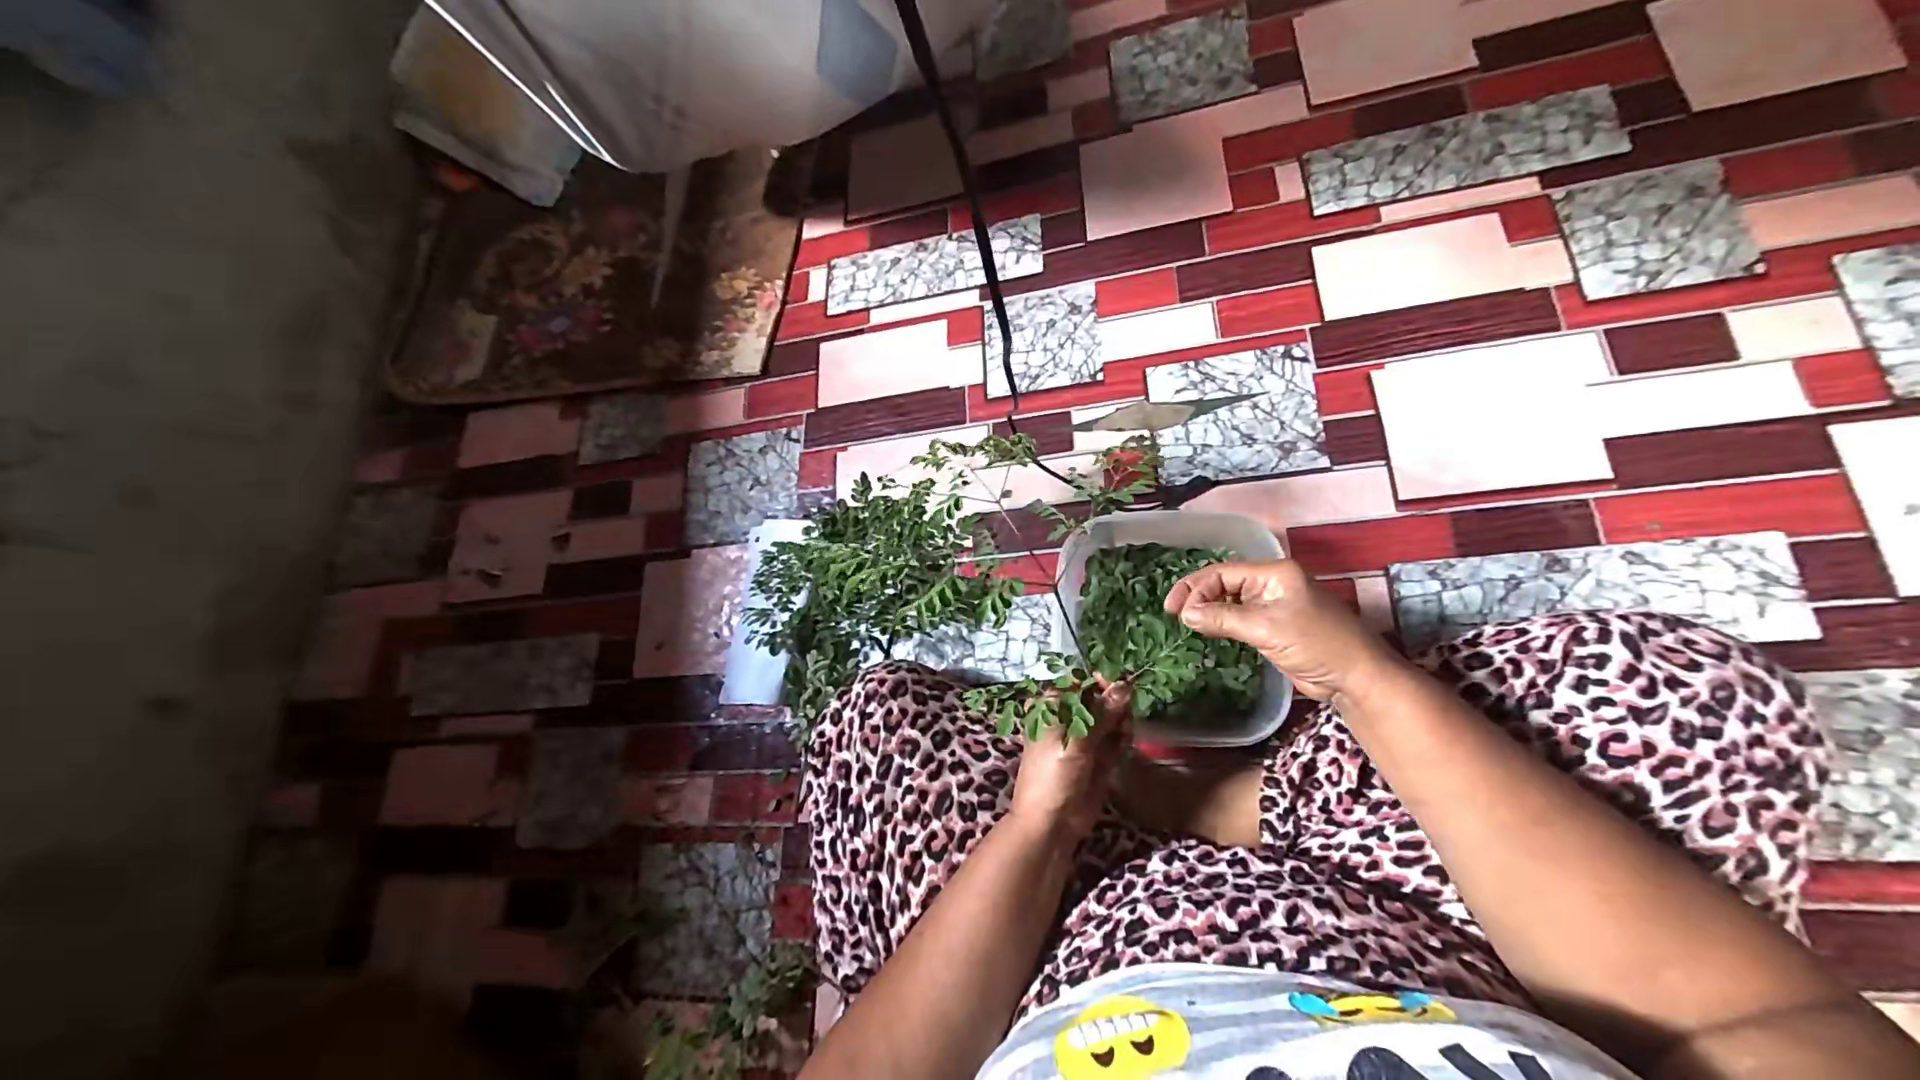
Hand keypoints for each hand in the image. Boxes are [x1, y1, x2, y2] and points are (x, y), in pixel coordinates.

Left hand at [1007, 680, 1131, 843]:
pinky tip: (1124, 741)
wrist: (1051, 824)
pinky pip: (1118, 736)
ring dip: (1122, 720)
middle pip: (1100, 697)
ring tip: (1123, 732)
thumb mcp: (1076, 744)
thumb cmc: (1052, 777)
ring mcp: (1086, 737)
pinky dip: (1123, 736)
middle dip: (1115, 701)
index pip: (1079, 682)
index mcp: (1052, 708)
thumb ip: (1101, 715)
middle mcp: (1070, 718)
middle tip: (1123, 715)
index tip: (1120, 682)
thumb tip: (1124, 685)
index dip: (1100, 680)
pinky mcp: (1101, 755)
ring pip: (1112, 716)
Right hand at [1163, 559, 1400, 700]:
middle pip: (1223, 582)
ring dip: (1206, 609)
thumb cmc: (1317, 644)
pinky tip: (1205, 629)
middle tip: (1172, 614)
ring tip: (1185, 623)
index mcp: (1273, 573)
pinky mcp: (1272, 625)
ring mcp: (1272, 604)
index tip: (1176, 611)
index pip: (1222, 572)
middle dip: (1197, 596)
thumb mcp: (1266, 628)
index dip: (1196, 588)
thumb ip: (1223, 618)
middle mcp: (1271, 583)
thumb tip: (1185, 615)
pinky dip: (1219, 621)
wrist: (1356, 677)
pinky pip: (1237, 616)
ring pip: (1228, 600)